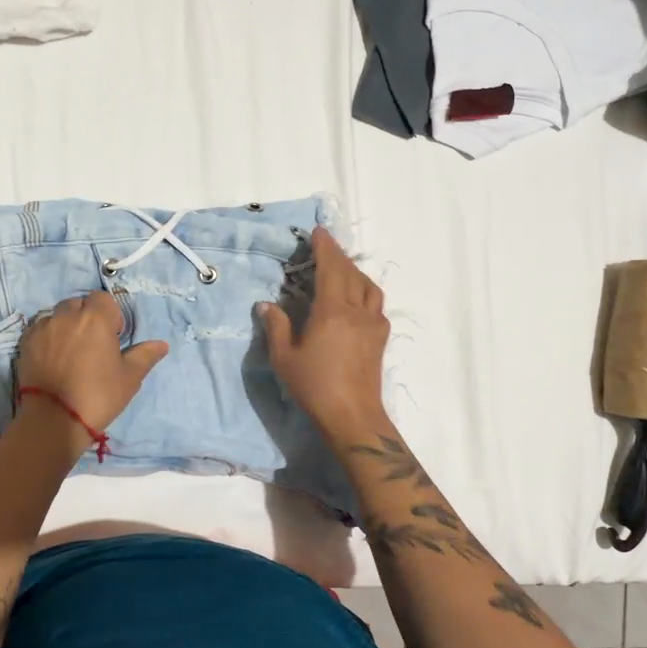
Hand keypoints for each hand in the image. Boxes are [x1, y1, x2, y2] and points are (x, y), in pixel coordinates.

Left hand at [16, 292, 168, 434]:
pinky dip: (47, 337)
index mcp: (95, 319)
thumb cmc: (98, 396)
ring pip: (57, 316)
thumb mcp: (129, 378)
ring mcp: (43, 328)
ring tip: (70, 351)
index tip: (112, 336)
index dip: (109, 314)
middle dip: (86, 317)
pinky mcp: (25, 342)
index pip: (102, 298)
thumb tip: (162, 344)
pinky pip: (39, 329)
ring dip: (65, 326)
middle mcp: (66, 316)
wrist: (54, 418)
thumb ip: (145, 356)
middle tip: (92, 344)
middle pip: (77, 304)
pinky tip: (52, 358)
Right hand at [259, 227, 389, 434]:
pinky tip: (355, 300)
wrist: (352, 415)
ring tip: (340, 270)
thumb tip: (266, 305)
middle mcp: (357, 311)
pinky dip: (364, 291)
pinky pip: (375, 303)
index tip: (318, 232)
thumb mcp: (284, 357)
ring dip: (354, 272)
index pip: (331, 268)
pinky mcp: (380, 338)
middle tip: (324, 246)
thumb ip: (276, 327)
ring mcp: (373, 324)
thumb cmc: (314, 386)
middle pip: (351, 273)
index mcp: (332, 311)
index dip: (325, 247)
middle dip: (338, 256)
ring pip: (368, 286)